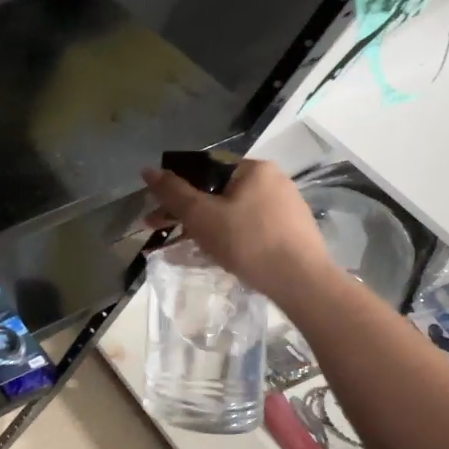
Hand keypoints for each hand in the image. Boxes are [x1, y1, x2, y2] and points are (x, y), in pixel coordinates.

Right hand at [141, 158, 336, 302]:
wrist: (300, 281)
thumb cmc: (246, 241)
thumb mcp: (200, 215)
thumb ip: (172, 191)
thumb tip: (148, 170)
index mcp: (254, 169)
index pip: (203, 168)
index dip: (175, 186)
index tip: (157, 207)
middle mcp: (273, 180)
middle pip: (216, 190)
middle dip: (185, 208)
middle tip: (160, 227)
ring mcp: (285, 205)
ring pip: (231, 208)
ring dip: (203, 222)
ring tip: (184, 243)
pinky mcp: (290, 228)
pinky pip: (248, 223)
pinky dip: (227, 232)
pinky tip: (217, 251)